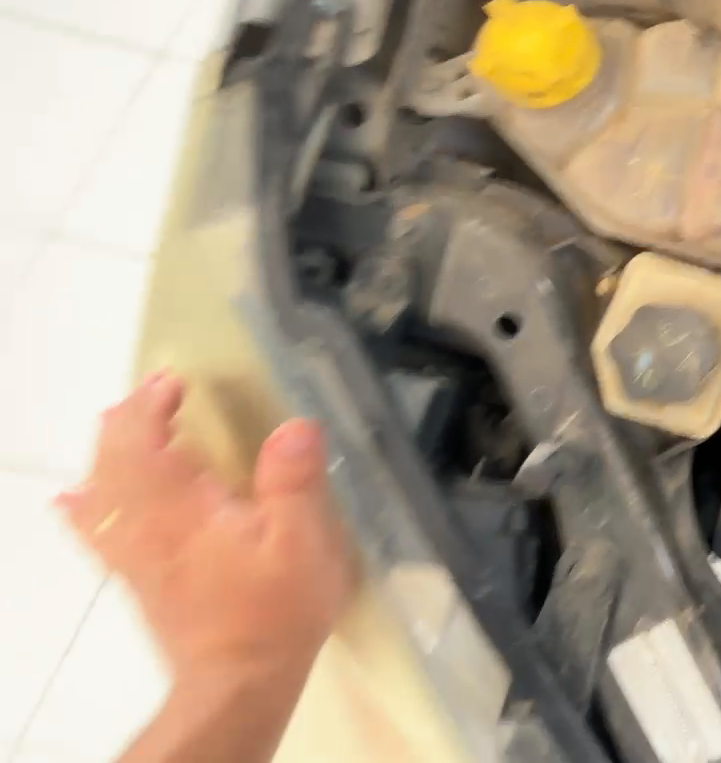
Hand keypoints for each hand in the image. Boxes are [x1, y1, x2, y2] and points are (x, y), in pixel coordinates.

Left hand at [56, 371, 355, 682]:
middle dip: (128, 423)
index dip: (150, 410)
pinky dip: (86, 506)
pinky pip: (97, 533)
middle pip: (114, 467)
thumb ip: (295, 480)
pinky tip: (78, 499)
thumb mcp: (306, 537)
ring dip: (109, 455)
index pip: (145, 449)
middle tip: (158, 391)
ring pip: (100, 496)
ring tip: (127, 425)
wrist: (242, 675)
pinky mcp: (142, 577)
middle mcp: (148, 529)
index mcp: (185, 512)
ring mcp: (137, 556)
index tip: (174, 380)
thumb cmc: (280, 602)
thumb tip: (293, 424)